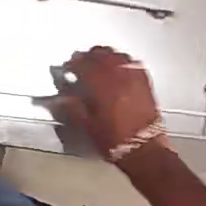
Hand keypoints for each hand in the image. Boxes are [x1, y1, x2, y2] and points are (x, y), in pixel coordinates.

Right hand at [51, 46, 165, 162]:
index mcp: (103, 89)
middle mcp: (119, 79)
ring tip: (98, 58)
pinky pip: (134, 63)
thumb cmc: (116, 141)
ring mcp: (135, 79)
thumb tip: (60, 98)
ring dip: (106, 54)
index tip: (68, 66)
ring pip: (118, 56)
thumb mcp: (87, 127)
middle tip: (80, 59)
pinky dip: (123, 60)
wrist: (145, 150)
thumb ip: (72, 109)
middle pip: (102, 56)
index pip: (85, 66)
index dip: (74, 63)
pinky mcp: (145, 84)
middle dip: (89, 55)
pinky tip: (119, 64)